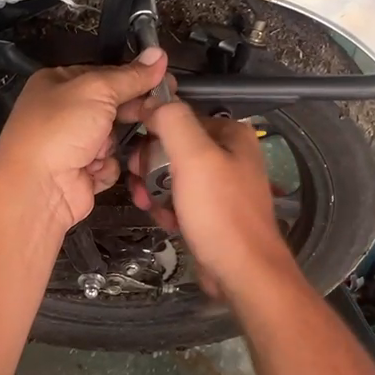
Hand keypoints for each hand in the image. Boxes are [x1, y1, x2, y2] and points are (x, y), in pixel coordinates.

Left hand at [0, 49, 167, 229]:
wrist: (38, 189)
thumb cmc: (55, 133)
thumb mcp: (97, 91)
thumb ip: (130, 76)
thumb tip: (156, 56)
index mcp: (58, 83)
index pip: (104, 74)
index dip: (133, 77)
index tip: (160, 79)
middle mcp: (63, 113)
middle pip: (111, 106)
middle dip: (128, 113)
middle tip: (153, 112)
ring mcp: (71, 144)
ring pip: (114, 138)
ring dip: (113, 144)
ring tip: (100, 148)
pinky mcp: (81, 173)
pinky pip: (109, 165)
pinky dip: (106, 168)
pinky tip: (93, 168)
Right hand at [128, 99, 298, 298]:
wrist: (242, 272)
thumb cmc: (220, 213)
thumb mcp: (194, 157)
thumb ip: (172, 121)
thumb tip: (151, 102)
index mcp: (231, 134)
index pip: (180, 116)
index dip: (151, 129)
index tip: (132, 149)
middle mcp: (229, 155)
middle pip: (174, 147)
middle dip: (151, 165)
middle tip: (140, 181)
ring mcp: (222, 186)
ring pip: (173, 176)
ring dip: (155, 189)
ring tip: (148, 204)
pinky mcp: (213, 213)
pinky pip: (180, 200)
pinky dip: (167, 208)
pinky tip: (165, 221)